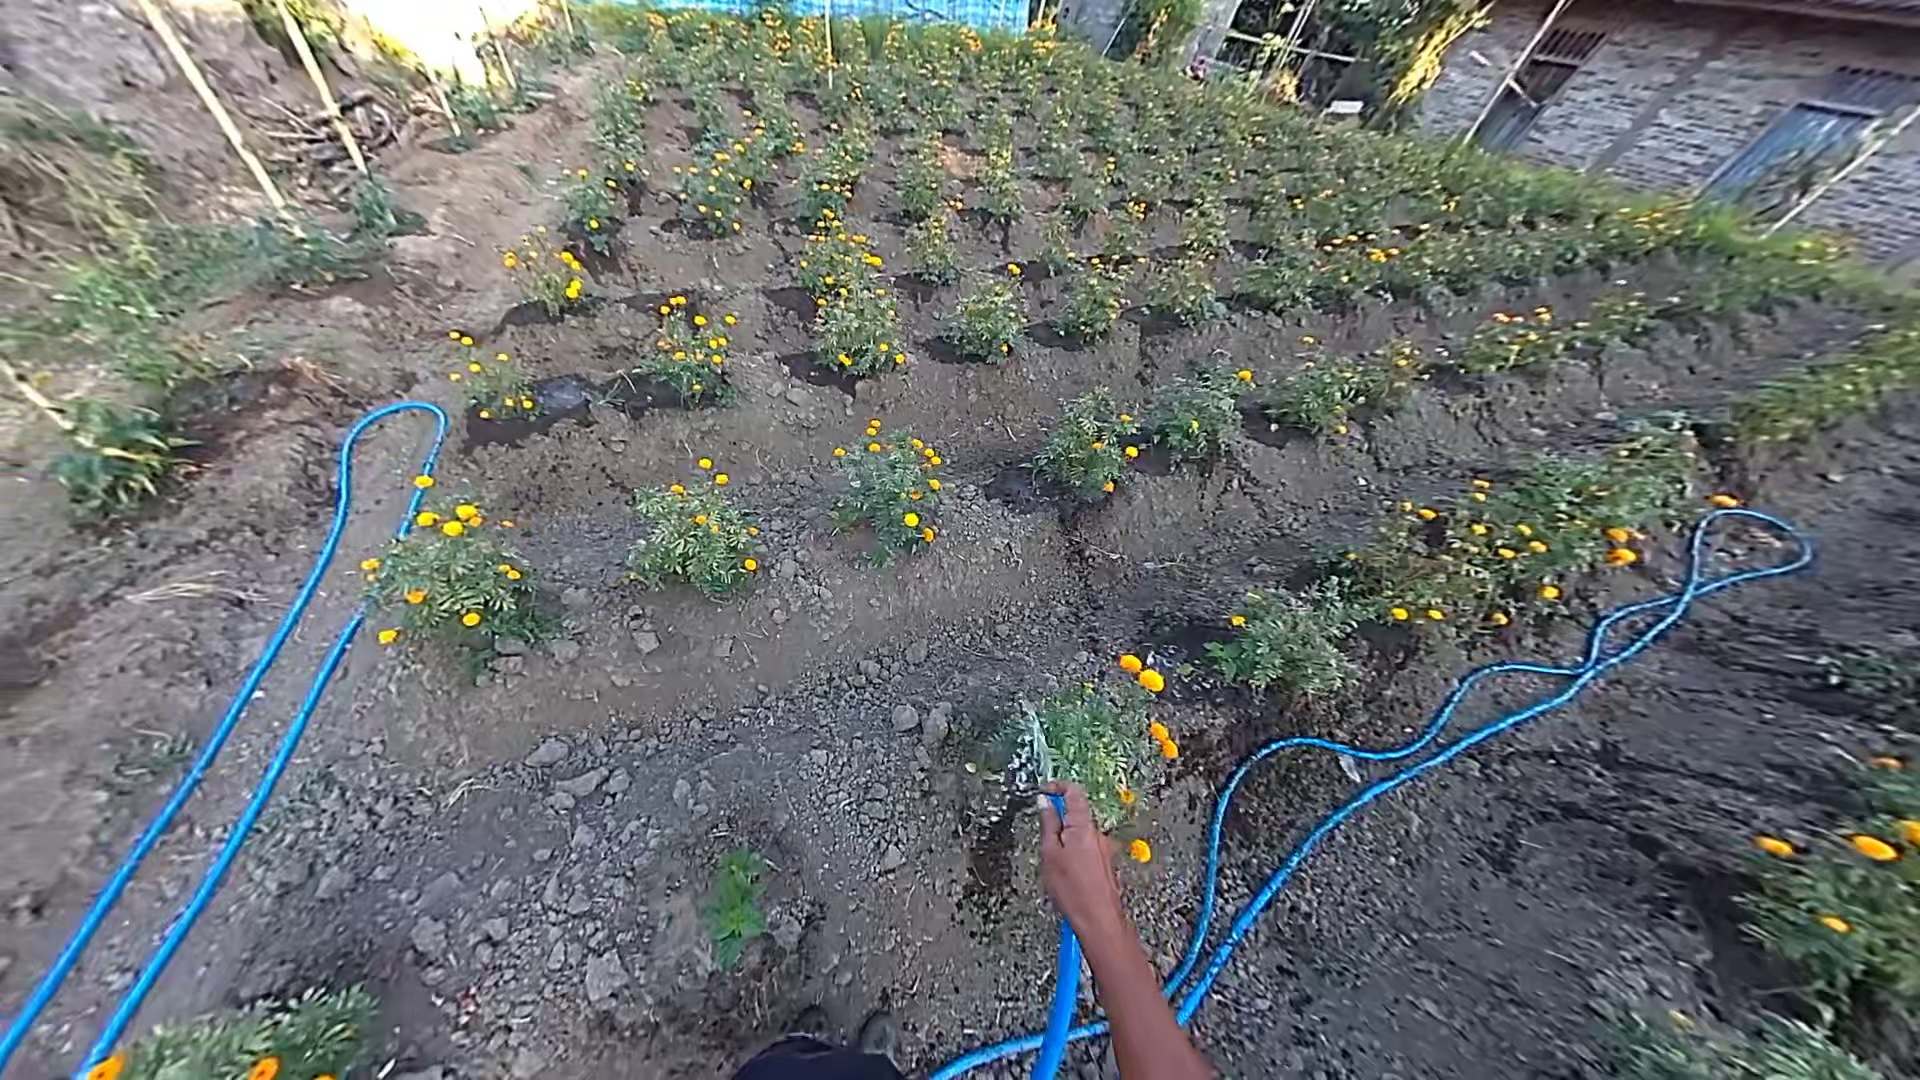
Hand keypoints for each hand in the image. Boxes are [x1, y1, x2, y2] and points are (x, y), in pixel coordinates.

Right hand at [1037, 782, 1127, 942]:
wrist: (1100, 922)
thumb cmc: (1074, 891)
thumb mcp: (1050, 853)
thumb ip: (1048, 823)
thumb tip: (1044, 802)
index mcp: (1083, 825)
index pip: (1073, 790)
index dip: (1057, 786)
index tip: (1044, 792)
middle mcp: (1097, 832)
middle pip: (1076, 812)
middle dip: (1058, 819)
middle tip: (1044, 837)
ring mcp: (1103, 848)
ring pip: (1080, 832)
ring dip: (1066, 839)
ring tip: (1055, 864)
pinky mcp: (1105, 862)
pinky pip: (1086, 847)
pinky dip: (1074, 853)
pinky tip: (1067, 875)